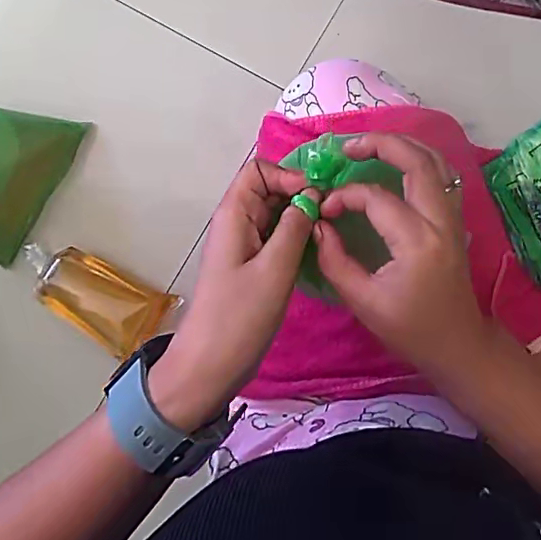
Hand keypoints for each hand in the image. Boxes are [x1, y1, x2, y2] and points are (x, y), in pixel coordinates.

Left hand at [151, 159, 320, 430]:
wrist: (208, 369)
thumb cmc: (239, 318)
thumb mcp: (274, 270)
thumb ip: (295, 227)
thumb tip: (312, 195)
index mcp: (234, 215)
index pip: (259, 170)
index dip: (288, 175)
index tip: (317, 197)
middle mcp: (237, 222)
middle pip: (269, 188)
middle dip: (300, 193)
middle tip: (332, 214)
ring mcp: (244, 244)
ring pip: (276, 212)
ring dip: (301, 215)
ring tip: (329, 229)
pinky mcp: (252, 264)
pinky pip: (276, 235)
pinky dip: (297, 235)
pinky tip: (317, 248)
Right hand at [314, 134, 496, 374]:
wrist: (458, 343)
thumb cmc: (410, 329)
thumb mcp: (363, 303)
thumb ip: (335, 261)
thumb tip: (319, 224)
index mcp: (417, 241)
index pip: (377, 198)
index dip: (345, 196)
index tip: (325, 209)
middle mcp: (440, 220)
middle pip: (417, 161)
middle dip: (380, 144)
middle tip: (347, 147)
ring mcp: (453, 216)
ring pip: (436, 160)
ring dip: (404, 145)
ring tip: (370, 145)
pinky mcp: (456, 218)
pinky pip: (443, 174)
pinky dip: (421, 159)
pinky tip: (399, 161)